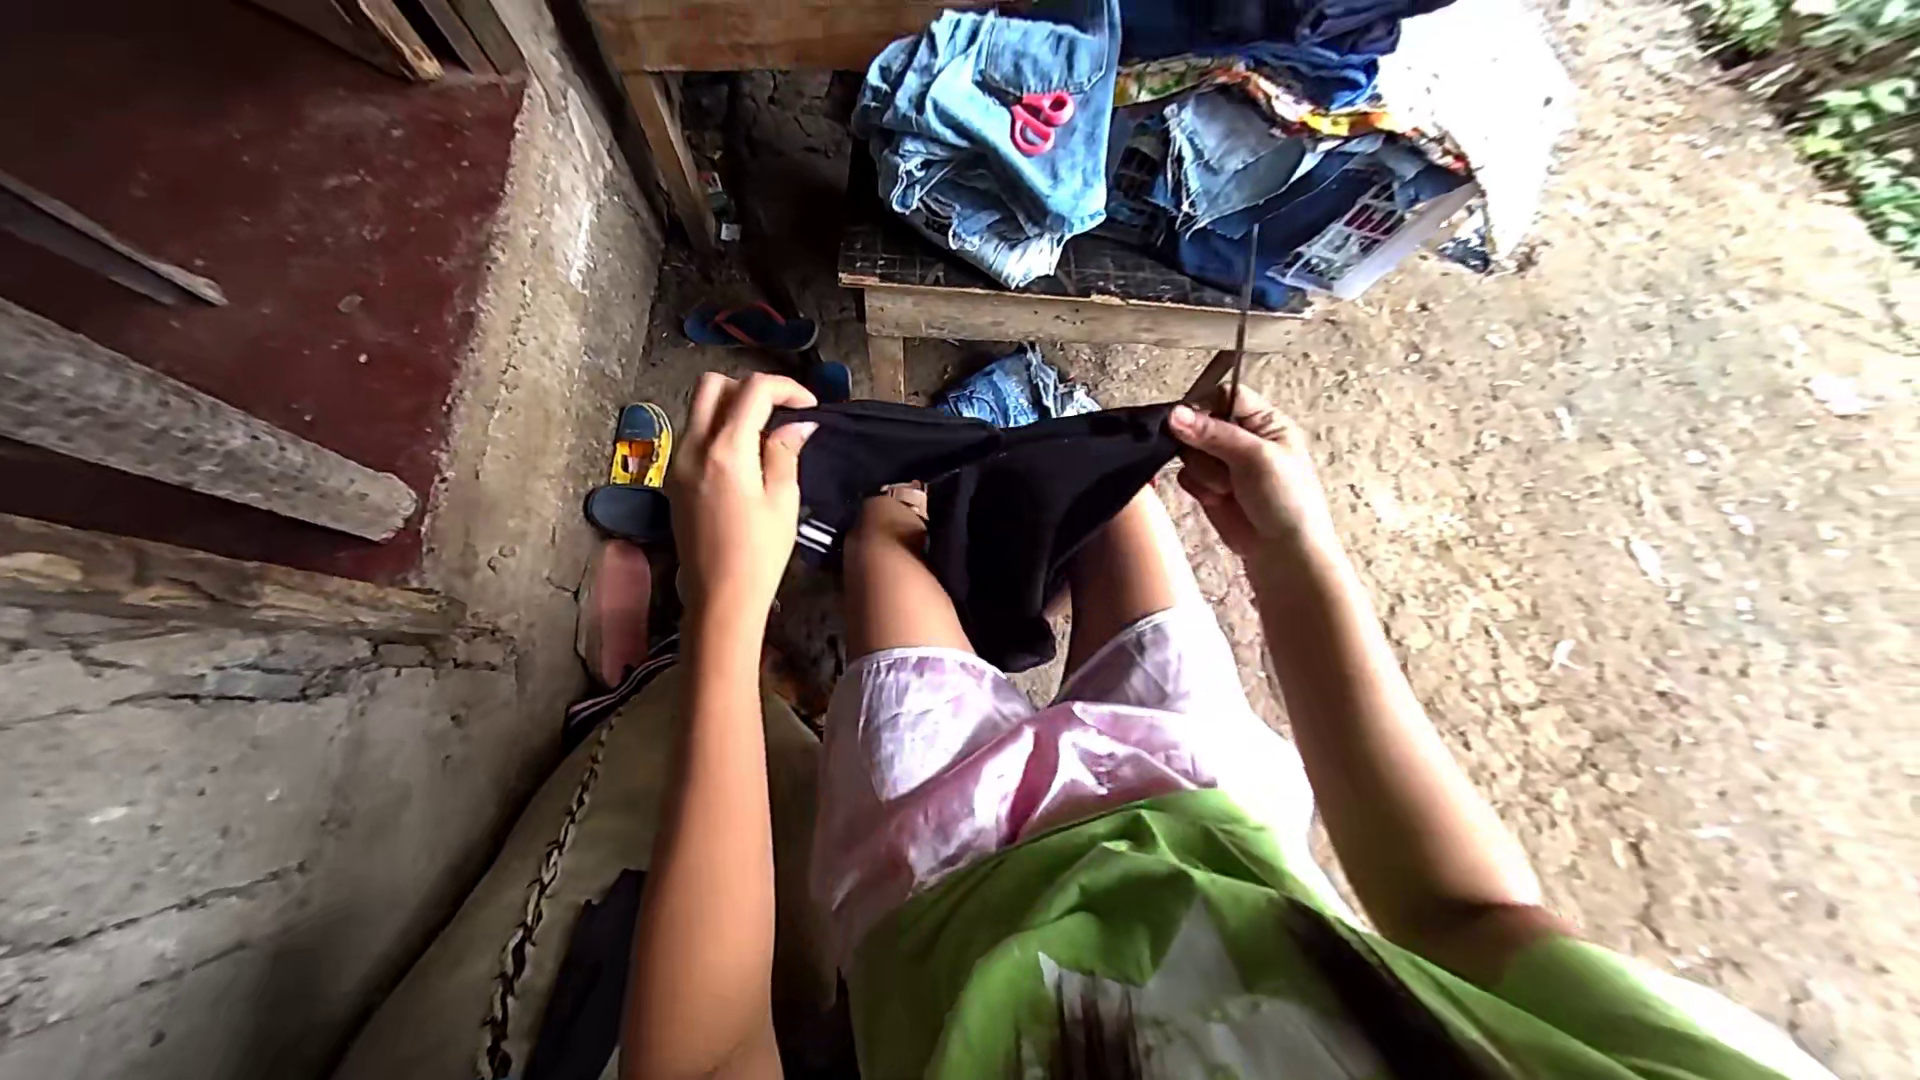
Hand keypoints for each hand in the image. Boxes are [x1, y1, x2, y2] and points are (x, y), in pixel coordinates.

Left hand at [667, 372, 817, 617]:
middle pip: (714, 385)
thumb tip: (798, 424)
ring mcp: (677, 462)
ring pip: (699, 407)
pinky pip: (693, 434)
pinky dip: (719, 428)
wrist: (719, 595)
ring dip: (733, 406)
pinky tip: (745, 456)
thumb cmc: (759, 553)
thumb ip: (785, 452)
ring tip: (765, 435)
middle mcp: (692, 447)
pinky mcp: (673, 478)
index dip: (787, 388)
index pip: (753, 390)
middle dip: (751, 388)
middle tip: (782, 412)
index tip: (809, 405)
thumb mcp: (782, 500)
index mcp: (725, 450)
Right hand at [1169, 386, 1339, 574]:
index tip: (1191, 424)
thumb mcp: (1255, 457)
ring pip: (1188, 452)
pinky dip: (1197, 487)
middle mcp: (1240, 439)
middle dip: (1202, 445)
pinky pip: (1185, 476)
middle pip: (1198, 424)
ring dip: (1204, 471)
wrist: (1282, 551)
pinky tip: (1217, 498)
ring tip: (1228, 488)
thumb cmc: (1286, 499)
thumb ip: (1213, 433)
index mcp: (1263, 422)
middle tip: (1222, 463)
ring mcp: (1222, 464)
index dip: (1203, 407)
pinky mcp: (1207, 487)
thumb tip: (1174, 414)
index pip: (1223, 396)